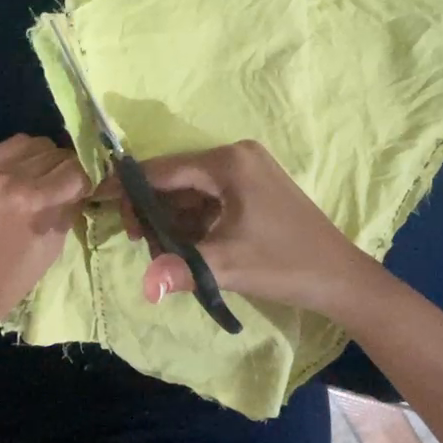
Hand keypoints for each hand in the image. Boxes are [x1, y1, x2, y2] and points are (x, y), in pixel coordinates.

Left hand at [0, 135, 92, 344]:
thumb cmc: (9, 281)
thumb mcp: (52, 247)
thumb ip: (67, 210)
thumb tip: (82, 188)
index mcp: (36, 202)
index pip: (78, 171)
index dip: (88, 180)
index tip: (88, 190)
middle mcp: (14, 178)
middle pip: (58, 153)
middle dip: (70, 169)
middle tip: (68, 186)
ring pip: (36, 143)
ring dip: (48, 158)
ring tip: (46, 179)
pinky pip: (10, 145)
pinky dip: (25, 153)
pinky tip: (26, 171)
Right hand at [105, 140, 394, 322]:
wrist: (343, 280)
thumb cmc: (287, 264)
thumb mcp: (228, 266)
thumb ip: (181, 269)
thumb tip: (144, 287)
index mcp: (228, 163)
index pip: (162, 170)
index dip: (127, 188)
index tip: (99, 202)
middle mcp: (235, 156)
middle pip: (173, 177)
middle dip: (150, 208)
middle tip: (139, 240)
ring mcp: (245, 170)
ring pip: (187, 189)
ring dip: (169, 216)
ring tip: (160, 248)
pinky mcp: (251, 187)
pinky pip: (205, 196)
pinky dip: (190, 218)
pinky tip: (183, 244)